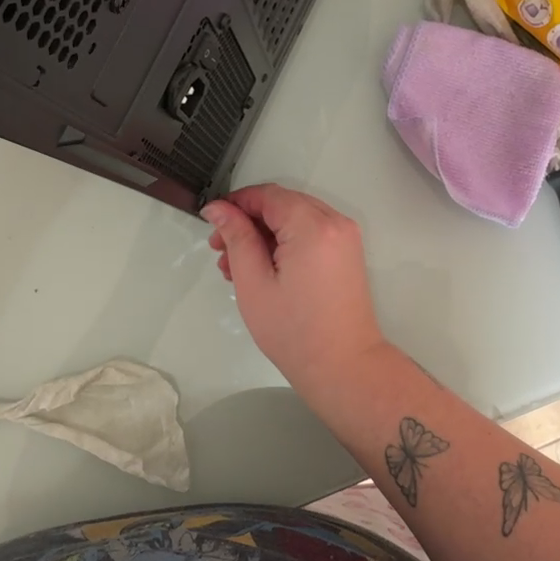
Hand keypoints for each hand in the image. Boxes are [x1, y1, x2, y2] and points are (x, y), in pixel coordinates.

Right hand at [202, 184, 386, 384]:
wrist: (343, 365)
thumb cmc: (293, 330)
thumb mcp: (253, 283)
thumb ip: (237, 237)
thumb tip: (218, 208)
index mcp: (313, 226)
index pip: (268, 195)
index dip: (236, 204)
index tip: (211, 223)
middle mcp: (335, 222)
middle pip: (283, 203)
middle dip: (249, 221)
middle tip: (220, 251)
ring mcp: (346, 237)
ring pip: (296, 218)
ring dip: (265, 233)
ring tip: (236, 267)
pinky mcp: (348, 252)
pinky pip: (312, 232)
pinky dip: (287, 242)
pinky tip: (263, 269)